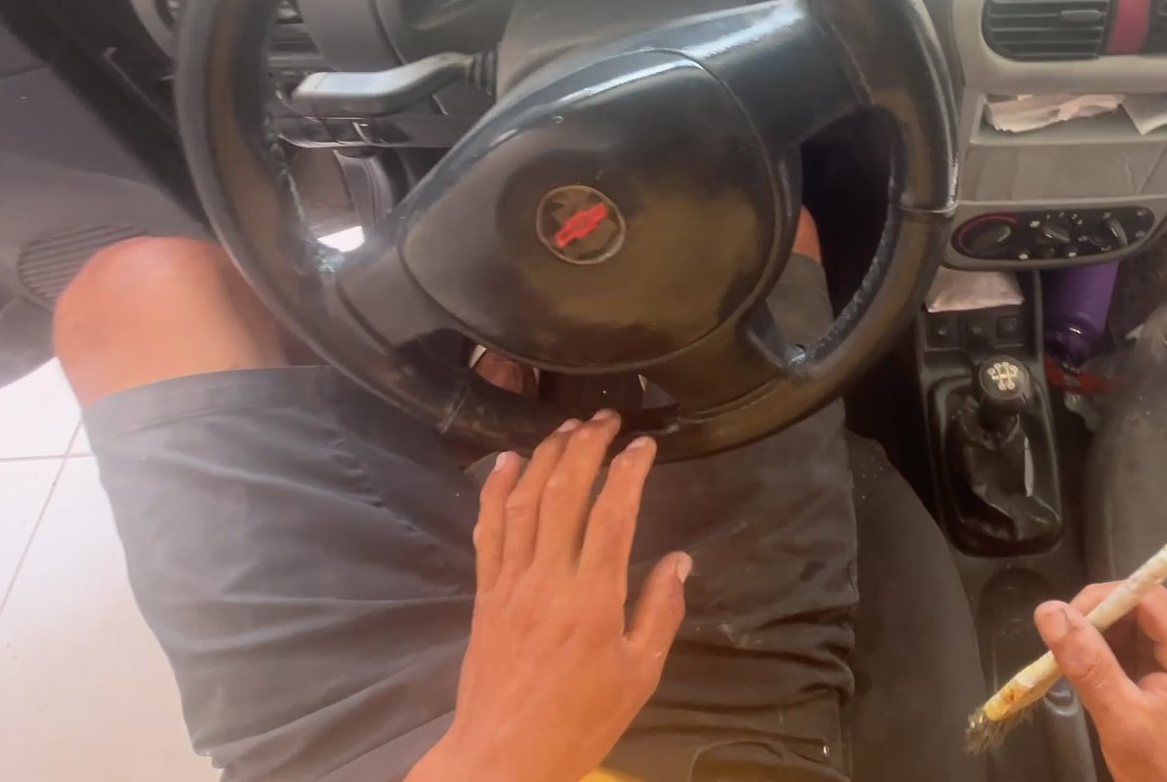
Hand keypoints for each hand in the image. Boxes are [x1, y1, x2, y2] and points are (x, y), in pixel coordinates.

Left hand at [408, 412, 688, 781]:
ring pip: (525, 502)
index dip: (630, 470)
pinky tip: (508, 460)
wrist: (500, 761)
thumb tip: (681, 559)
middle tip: (606, 417)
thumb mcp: (639, 675)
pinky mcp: (485, 591)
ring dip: (547, 456)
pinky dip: (496, 490)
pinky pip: (488, 530)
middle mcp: (548, 578)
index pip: (613, 515)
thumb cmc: (580, 719)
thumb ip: (662, 611)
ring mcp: (510, 582)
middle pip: (565, 493)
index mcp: (593, 598)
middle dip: (586, 446)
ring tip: (568, 425)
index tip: (646, 444)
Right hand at [1035, 585, 1166, 781]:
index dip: (1101, 601)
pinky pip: (1155, 648)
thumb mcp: (1122, 724)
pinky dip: (1126, 658)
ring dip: (1112, 642)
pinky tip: (1111, 682)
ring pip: (1147, 627)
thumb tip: (1048, 609)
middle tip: (1070, 651)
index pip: (1148, 598)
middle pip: (1148, 610)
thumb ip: (1087, 663)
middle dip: (1104, 626)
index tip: (1064, 624)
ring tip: (1089, 672)